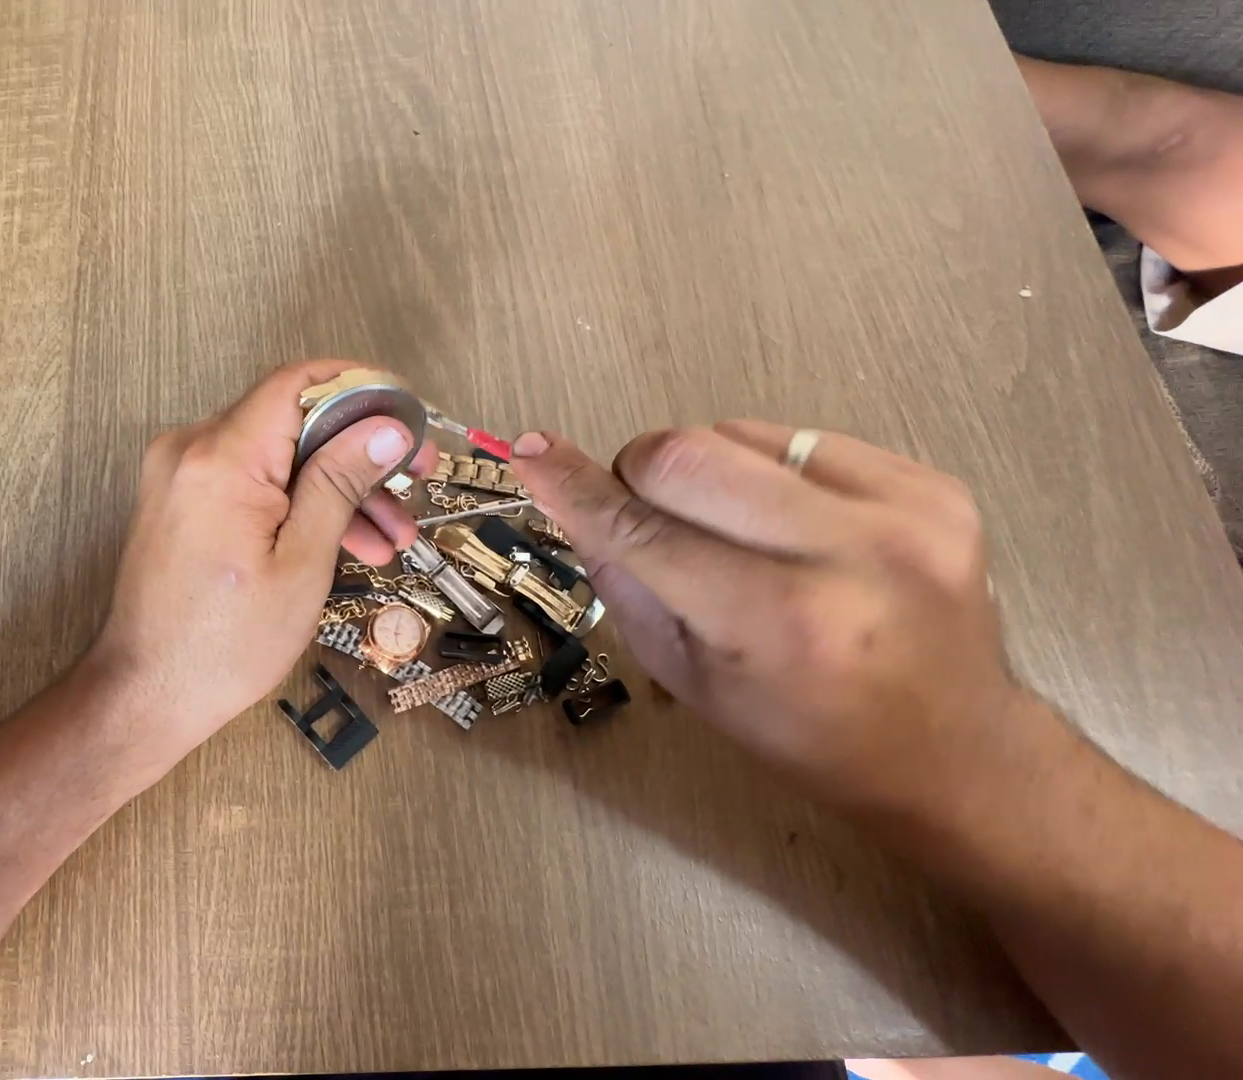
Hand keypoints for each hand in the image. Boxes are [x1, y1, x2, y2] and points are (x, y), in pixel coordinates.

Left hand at [89, 361, 436, 756]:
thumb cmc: (227, 644)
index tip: (408, 416)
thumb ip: (340, 483)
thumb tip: (387, 426)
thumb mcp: (301, 563)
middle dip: (357, 451)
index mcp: (220, 456)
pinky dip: (294, 502)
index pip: (298, 382)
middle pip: (291, 420)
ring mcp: (180, 473)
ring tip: (389, 538)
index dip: (361, 388)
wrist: (148, 693)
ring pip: (275, 456)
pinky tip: (342, 542)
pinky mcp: (180, 498)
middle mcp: (190, 447)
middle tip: (413, 482)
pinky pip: (250, 481)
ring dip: (332, 486)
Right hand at [509, 422, 1044, 812]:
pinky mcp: (933, 482)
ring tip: (728, 531)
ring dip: (699, 471)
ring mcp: (905, 508)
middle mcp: (849, 553)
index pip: (642, 531)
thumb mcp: (683, 673)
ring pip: (733, 433)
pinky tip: (782, 523)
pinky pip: (794, 437)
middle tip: (645, 517)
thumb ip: (622, 579)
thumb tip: (575, 501)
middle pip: (685, 454)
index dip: (575, 487)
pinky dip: (757, 469)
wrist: (952, 748)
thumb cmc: (796, 730)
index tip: (529, 450)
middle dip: (637, 475)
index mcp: (776, 622)